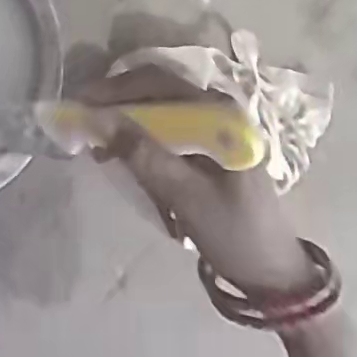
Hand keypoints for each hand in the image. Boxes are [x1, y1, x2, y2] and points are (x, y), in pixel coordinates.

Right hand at [79, 68, 316, 297]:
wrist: (274, 274)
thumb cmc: (234, 232)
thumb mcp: (185, 196)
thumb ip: (144, 154)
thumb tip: (99, 119)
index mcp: (219, 112)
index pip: (159, 82)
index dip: (117, 88)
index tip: (82, 102)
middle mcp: (216, 106)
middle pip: (156, 88)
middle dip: (117, 101)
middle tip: (82, 118)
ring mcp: (212, 122)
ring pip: (157, 105)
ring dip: (125, 117)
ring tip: (96, 139)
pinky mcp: (205, 141)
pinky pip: (165, 124)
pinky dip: (139, 133)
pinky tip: (119, 151)